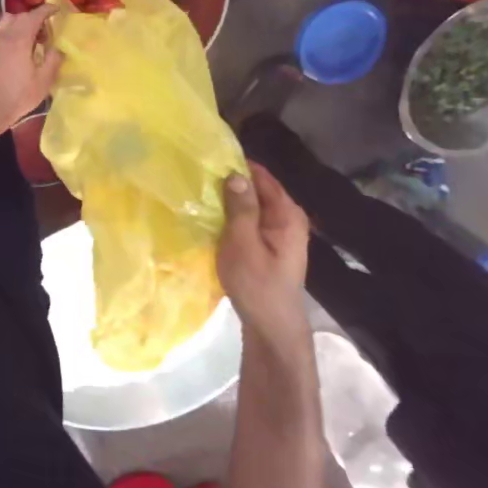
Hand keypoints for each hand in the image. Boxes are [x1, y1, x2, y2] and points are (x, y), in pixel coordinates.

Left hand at [0, 4, 62, 129]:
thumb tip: (57, 48)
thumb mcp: (44, 79)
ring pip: (5, 23)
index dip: (46, 10)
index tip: (56, 9)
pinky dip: (10, 35)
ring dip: (20, 25)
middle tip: (45, 31)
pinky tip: (16, 51)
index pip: (33, 15)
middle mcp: (3, 36)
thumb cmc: (20, 94)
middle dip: (34, 18)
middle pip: (19, 16)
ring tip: (30, 39)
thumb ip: (53, 59)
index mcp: (18, 40)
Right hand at [217, 161, 310, 343]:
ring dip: (230, 199)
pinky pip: (251, 218)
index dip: (235, 165)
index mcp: (287, 213)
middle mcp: (289, 217)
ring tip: (202, 192)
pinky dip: (234, 214)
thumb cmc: (257, 284)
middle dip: (231, 181)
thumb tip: (236, 174)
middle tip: (198, 176)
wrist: (272, 327)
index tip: (207, 160)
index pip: (261, 176)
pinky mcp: (271, 243)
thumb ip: (241, 208)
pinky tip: (214, 216)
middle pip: (257, 188)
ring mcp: (281, 231)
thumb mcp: (243, 244)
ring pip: (252, 203)